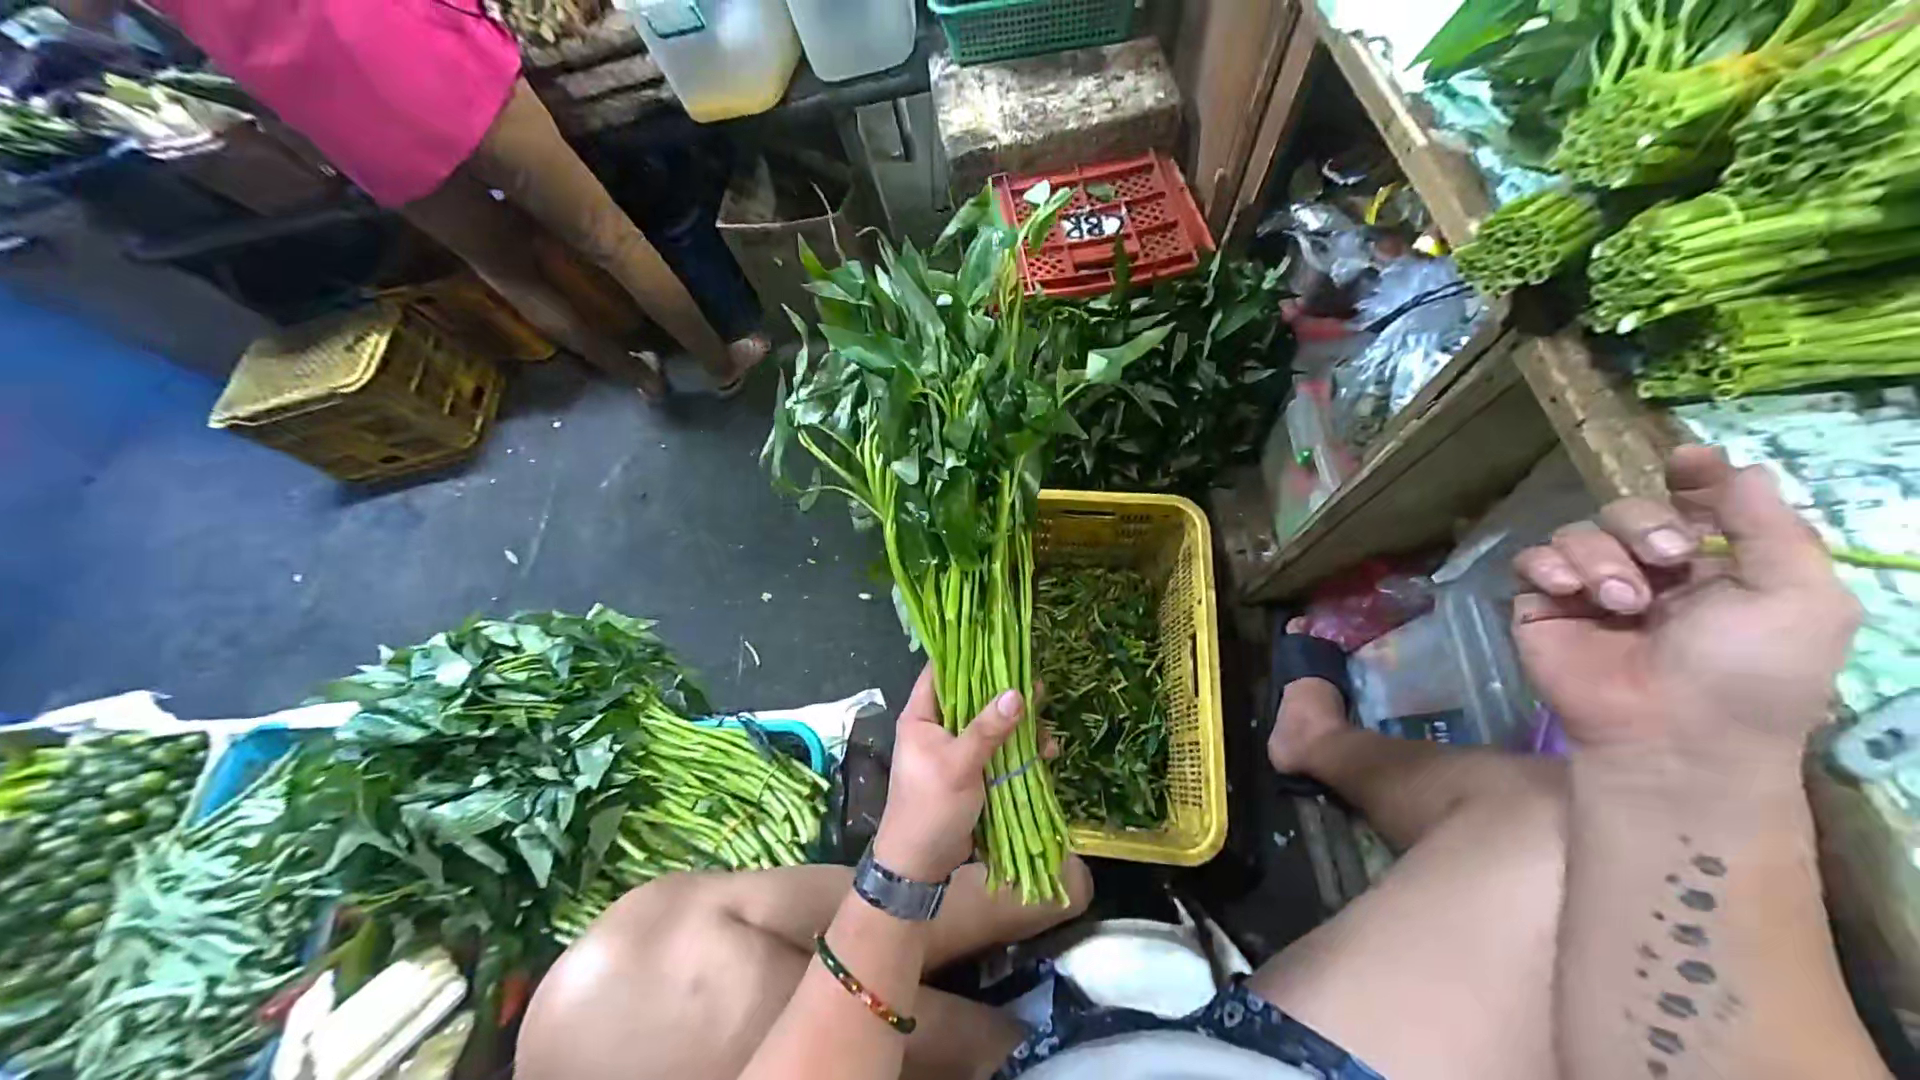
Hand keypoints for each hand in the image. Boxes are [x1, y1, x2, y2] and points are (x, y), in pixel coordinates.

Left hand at [871, 665, 1024, 882]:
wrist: (922, 865)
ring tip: (1045, 725)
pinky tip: (1045, 752)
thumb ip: (987, 729)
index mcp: (922, 716)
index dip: (966, 655)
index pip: (941, 672)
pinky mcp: (975, 771)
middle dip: (1004, 694)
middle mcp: (939, 727)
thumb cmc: (929, 807)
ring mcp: (958, 749)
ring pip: (991, 724)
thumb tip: (1017, 693)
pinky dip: (1021, 750)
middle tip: (1036, 687)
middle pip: (973, 697)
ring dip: (1018, 726)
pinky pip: (1000, 751)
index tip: (998, 643)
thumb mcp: (958, 765)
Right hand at [1510, 445, 1860, 769]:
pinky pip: (1530, 561)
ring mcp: (1588, 590)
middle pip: (1626, 511)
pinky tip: (1569, 593)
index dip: (1690, 479)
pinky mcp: (1540, 606)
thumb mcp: (1799, 599)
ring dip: (1599, 558)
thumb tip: (1733, 465)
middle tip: (1667, 561)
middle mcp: (1649, 572)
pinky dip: (1548, 568)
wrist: (1671, 732)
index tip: (1686, 462)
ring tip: (1620, 602)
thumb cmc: (1751, 672)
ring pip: (1576, 534)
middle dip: (1643, 527)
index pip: (1694, 506)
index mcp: (1715, 568)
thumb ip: (1769, 528)